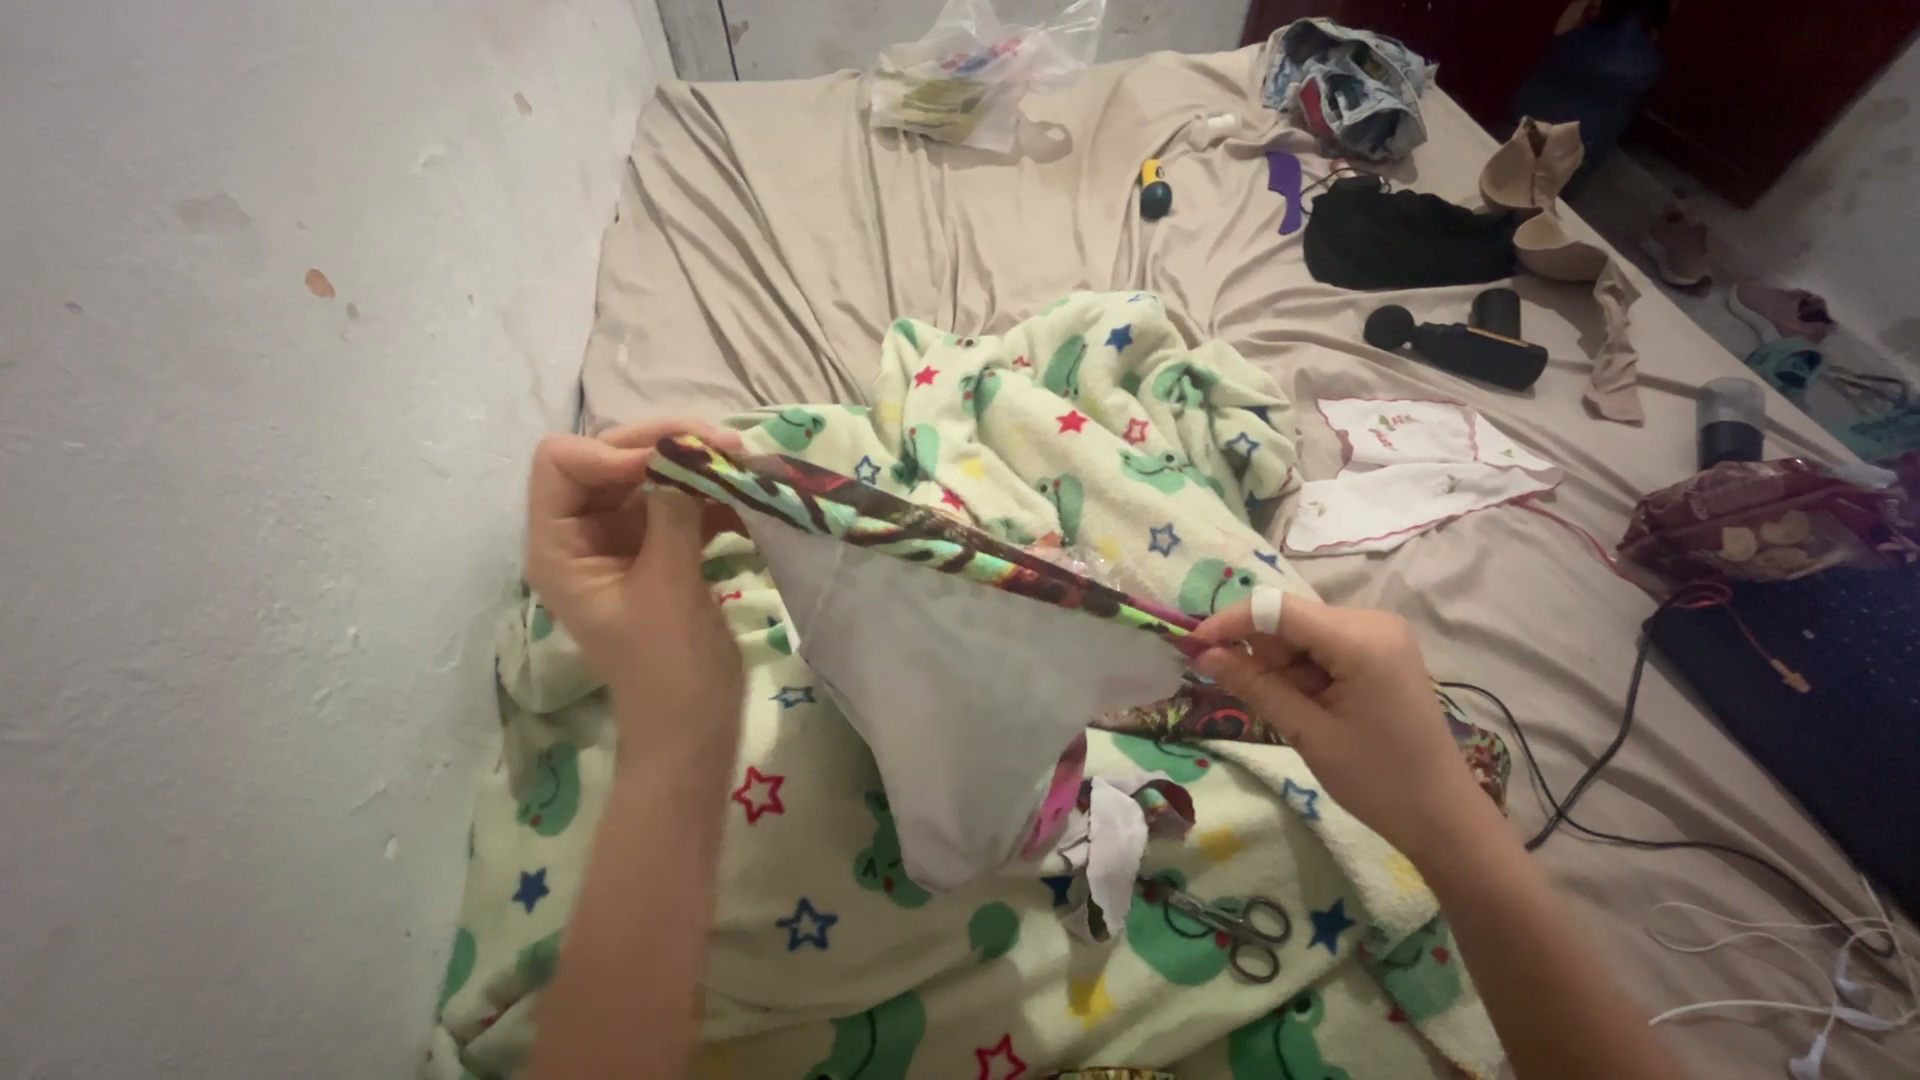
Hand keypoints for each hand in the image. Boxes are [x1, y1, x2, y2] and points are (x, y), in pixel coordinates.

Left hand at [524, 419, 745, 757]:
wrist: (694, 727)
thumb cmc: (669, 668)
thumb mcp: (667, 587)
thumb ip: (672, 514)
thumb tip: (687, 453)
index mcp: (560, 547)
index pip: (562, 462)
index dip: (614, 451)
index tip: (676, 462)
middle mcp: (585, 534)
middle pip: (611, 459)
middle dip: (666, 446)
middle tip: (728, 445)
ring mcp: (625, 542)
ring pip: (653, 477)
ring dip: (697, 466)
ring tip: (746, 464)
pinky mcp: (663, 552)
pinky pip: (682, 504)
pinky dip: (713, 496)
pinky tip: (748, 496)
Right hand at [1192, 595, 1488, 863]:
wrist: (1441, 815)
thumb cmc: (1377, 779)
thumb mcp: (1306, 731)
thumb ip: (1253, 684)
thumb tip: (1202, 654)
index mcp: (1361, 638)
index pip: (1277, 608)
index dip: (1230, 622)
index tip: (1192, 646)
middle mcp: (1371, 621)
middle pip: (1288, 619)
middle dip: (1259, 652)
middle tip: (1250, 697)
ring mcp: (1377, 634)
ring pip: (1299, 633)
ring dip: (1279, 666)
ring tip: (1291, 712)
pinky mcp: (1377, 650)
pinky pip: (1319, 646)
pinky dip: (1299, 671)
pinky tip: (1306, 704)